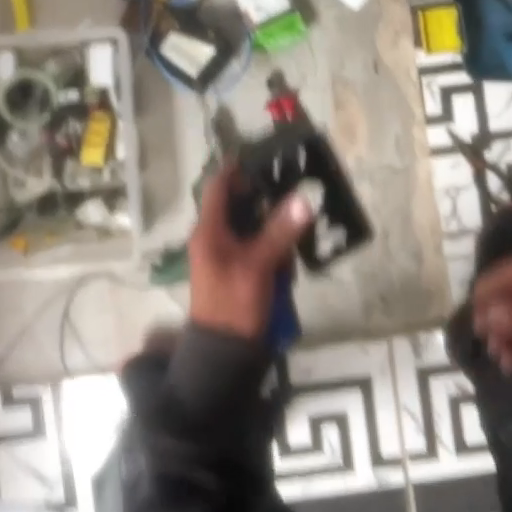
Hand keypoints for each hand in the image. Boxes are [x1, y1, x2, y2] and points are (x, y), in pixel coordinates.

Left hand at [188, 163, 314, 341]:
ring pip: (253, 229)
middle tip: (295, 194)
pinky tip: (287, 267)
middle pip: (241, 206)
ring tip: (295, 238)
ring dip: (274, 233)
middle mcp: (213, 238)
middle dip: (267, 204)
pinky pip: (258, 251)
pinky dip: (273, 254)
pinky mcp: (238, 273)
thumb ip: (280, 231)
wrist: (223, 355)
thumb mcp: (259, 266)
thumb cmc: (234, 304)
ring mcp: (225, 256)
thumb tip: (302, 198)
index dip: (238, 168)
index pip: (218, 186)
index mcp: (208, 230)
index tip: (266, 155)